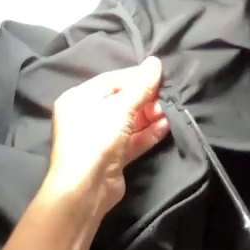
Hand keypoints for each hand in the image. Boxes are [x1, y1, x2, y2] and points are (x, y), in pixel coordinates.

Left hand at [40, 57, 170, 219]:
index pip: (111, 80)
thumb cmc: (97, 137)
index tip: (159, 75)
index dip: (136, 77)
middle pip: (121, 101)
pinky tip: (166, 126)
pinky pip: (132, 140)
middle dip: (145, 99)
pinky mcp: (111, 157)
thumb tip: (155, 62)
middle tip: (166, 97)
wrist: (85, 188)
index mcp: (79, 97)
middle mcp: (86, 116)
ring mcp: (99, 138)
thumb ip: (141, 85)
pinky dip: (148, 133)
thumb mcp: (120, 107)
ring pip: (128, 122)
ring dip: (149, 116)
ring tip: (170, 111)